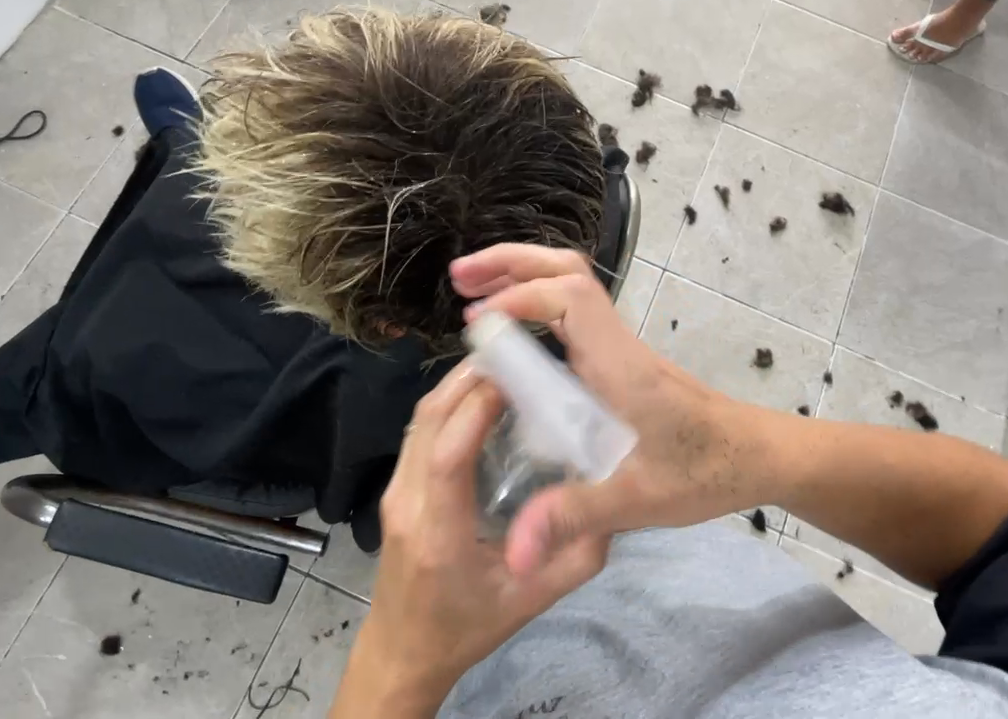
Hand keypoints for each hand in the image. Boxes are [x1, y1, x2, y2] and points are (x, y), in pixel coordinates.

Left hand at [333, 363, 608, 717]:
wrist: (404, 652)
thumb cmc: (468, 626)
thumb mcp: (533, 602)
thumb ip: (575, 556)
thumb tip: (612, 504)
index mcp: (439, 535)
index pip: (448, 454)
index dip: (478, 407)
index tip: (518, 377)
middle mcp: (408, 504)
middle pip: (427, 420)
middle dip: (470, 378)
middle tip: (517, 355)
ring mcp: (395, 492)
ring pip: (419, 418)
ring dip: (458, 384)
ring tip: (504, 367)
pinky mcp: (395, 485)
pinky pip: (418, 429)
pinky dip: (449, 402)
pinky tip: (481, 396)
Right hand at [451, 245, 778, 575]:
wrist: (756, 454)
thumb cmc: (706, 470)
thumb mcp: (638, 501)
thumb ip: (573, 518)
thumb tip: (511, 555)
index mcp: (621, 364)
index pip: (570, 298)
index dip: (520, 297)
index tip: (477, 321)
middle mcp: (617, 342)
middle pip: (568, 270)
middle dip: (511, 263)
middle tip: (458, 277)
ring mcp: (618, 345)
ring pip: (571, 283)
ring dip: (521, 276)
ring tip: (470, 292)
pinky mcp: (618, 357)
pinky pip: (572, 311)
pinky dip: (535, 303)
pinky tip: (509, 331)